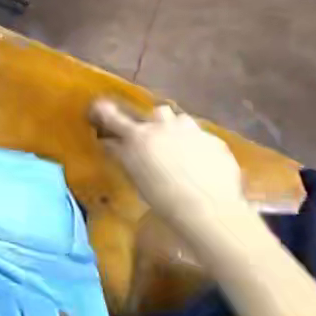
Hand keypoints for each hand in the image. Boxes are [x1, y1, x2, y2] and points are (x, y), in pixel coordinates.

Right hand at [89, 98, 246, 241]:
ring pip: (182, 120)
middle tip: (157, 139)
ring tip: (182, 149)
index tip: (100, 107)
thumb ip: (125, 156)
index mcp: (138, 137)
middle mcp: (164, 127)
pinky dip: (200, 147)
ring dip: (179, 130)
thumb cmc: (164, 199)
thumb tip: (113, 144)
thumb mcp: (136, 177)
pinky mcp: (215, 141)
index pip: (114, 118)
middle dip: (156, 122)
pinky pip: (203, 138)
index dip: (105, 111)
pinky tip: (203, 166)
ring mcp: (192, 131)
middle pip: (157, 111)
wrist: (209, 208)